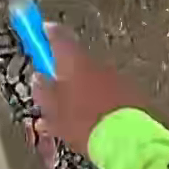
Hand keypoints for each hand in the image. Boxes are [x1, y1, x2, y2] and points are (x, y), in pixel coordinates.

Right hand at [32, 25, 146, 151]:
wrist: (127, 139)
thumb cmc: (84, 124)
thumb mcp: (53, 111)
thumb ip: (43, 91)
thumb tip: (39, 77)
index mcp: (75, 63)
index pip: (59, 37)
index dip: (47, 32)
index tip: (40, 28)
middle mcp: (97, 64)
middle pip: (75, 60)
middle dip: (64, 72)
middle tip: (53, 92)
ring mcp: (115, 77)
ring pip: (92, 78)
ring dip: (82, 90)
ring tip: (73, 116)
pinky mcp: (130, 92)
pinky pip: (107, 91)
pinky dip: (98, 100)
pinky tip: (93, 120)